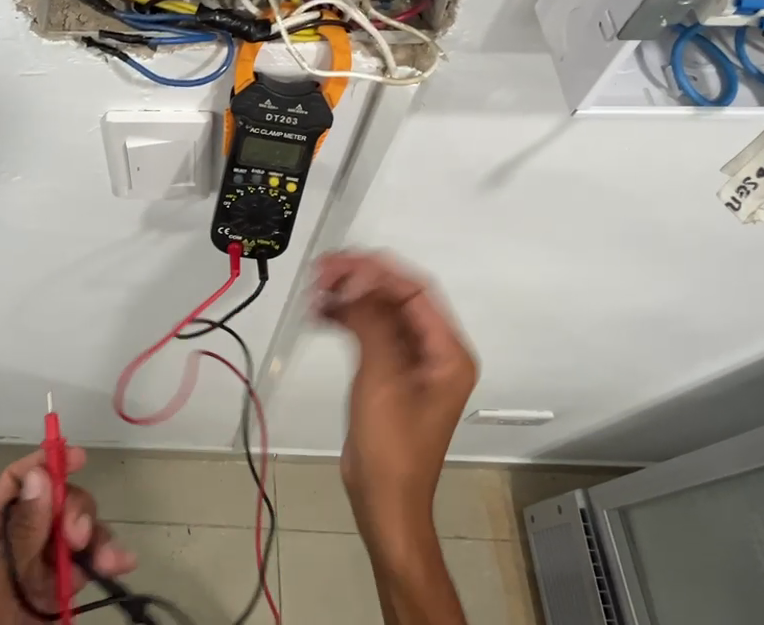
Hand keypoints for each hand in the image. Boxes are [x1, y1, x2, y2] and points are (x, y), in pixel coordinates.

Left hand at [0, 447, 137, 624]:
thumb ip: (20, 533)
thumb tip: (41, 475)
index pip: (16, 484)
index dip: (45, 464)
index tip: (77, 456)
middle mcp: (15, 544)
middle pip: (53, 502)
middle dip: (74, 511)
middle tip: (78, 536)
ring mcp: (39, 570)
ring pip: (75, 530)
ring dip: (96, 536)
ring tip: (111, 559)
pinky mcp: (60, 595)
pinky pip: (87, 564)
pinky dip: (106, 559)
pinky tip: (122, 562)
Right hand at [316, 251, 478, 542]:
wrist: (384, 501)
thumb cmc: (392, 449)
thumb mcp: (382, 379)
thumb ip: (372, 323)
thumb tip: (357, 281)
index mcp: (448, 352)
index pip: (415, 292)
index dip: (378, 271)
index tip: (340, 262)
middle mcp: (434, 351)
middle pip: (396, 297)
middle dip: (359, 280)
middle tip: (321, 272)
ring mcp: (411, 361)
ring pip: (379, 311)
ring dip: (348, 297)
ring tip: (315, 290)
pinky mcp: (389, 371)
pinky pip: (368, 331)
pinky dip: (345, 319)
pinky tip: (320, 313)